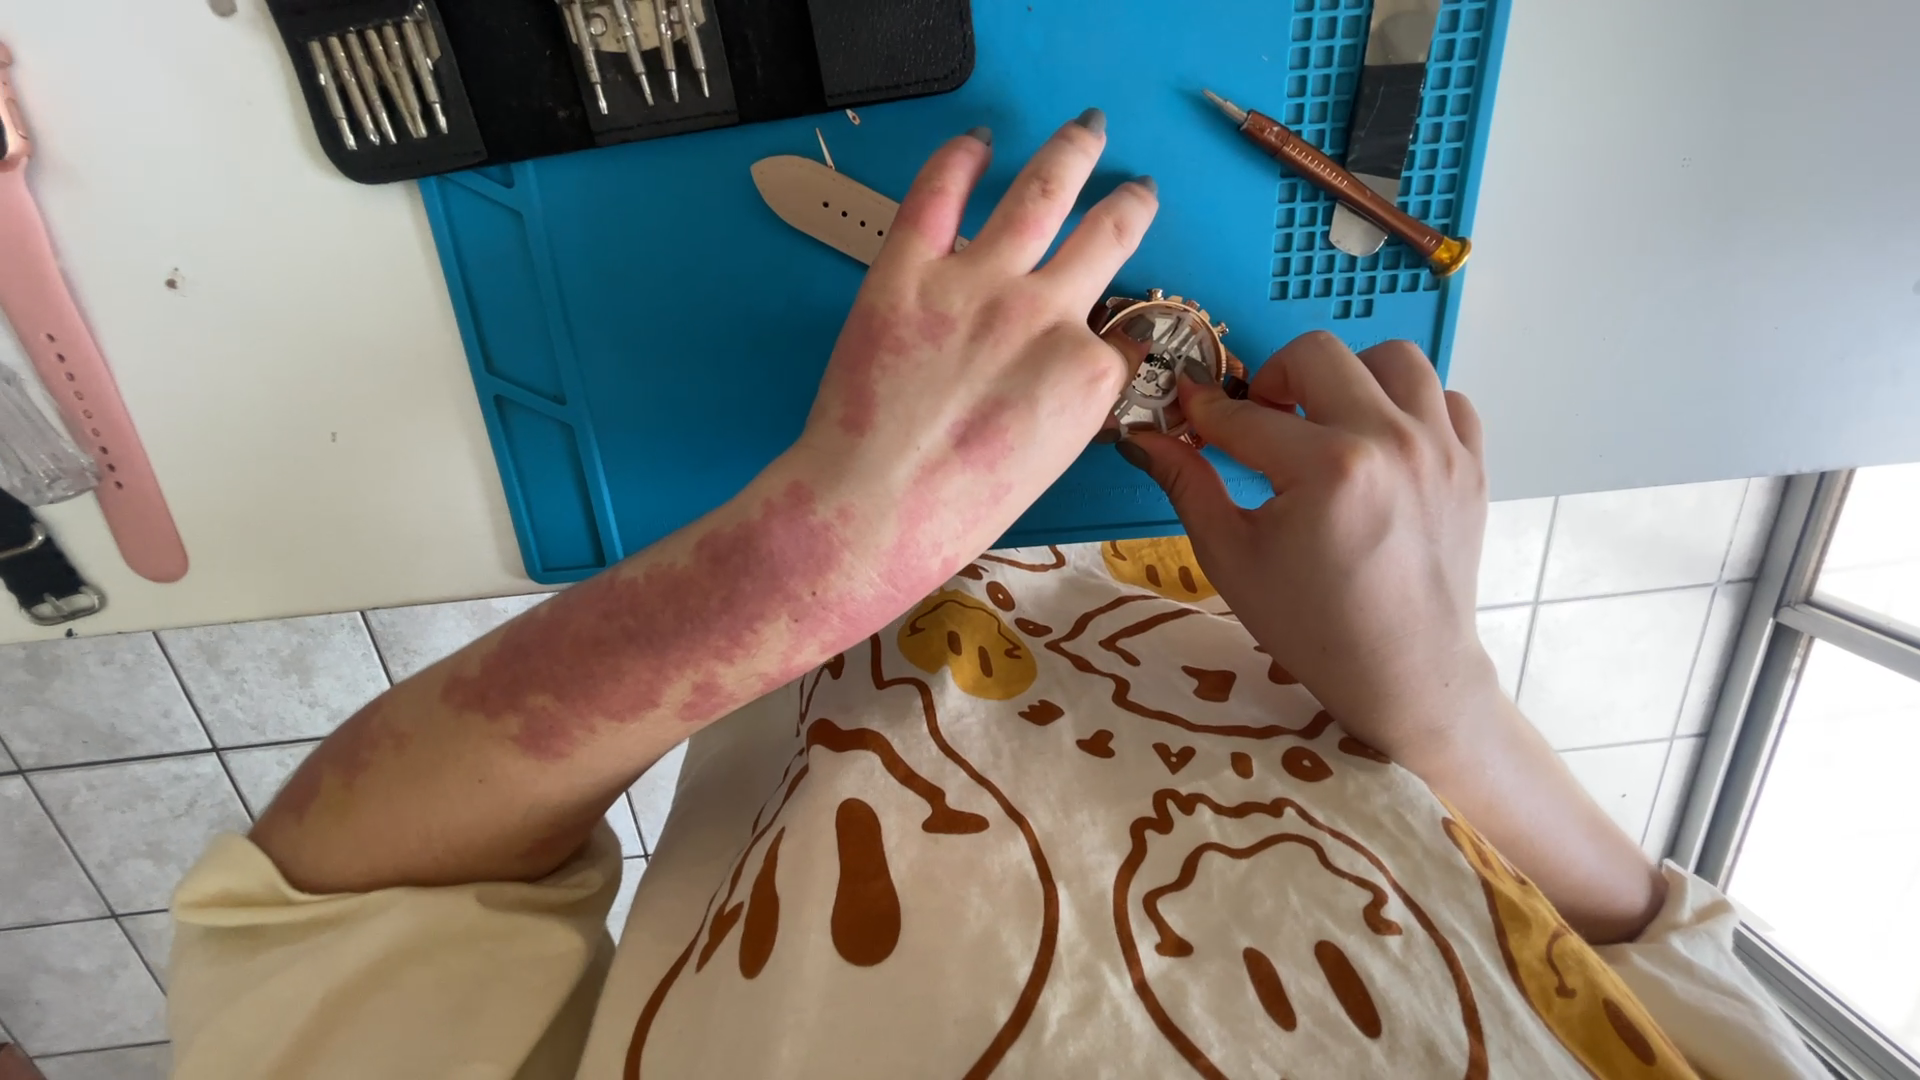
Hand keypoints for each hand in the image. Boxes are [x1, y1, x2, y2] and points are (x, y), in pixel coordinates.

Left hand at [784, 112, 1157, 608]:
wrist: (873, 511)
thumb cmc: (955, 512)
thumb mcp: (1043, 465)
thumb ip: (1066, 403)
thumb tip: (1073, 363)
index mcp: (1085, 376)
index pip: (1120, 331)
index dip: (1117, 323)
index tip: (1108, 315)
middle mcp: (1044, 314)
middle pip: (1108, 235)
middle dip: (1131, 206)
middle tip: (1138, 188)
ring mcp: (978, 283)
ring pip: (1043, 190)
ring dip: (1073, 151)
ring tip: (1086, 130)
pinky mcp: (908, 269)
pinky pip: (940, 191)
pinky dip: (961, 157)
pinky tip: (977, 143)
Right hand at [1120, 331, 1497, 762]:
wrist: (1402, 671)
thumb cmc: (1307, 623)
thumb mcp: (1229, 556)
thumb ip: (1186, 484)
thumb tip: (1144, 438)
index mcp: (1327, 469)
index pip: (1244, 415)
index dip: (1203, 412)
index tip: (1188, 412)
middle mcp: (1391, 441)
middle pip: (1318, 354)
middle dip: (1271, 378)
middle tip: (1257, 421)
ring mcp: (1442, 447)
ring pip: (1392, 357)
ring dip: (1345, 377)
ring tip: (1322, 422)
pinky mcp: (1471, 462)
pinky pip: (1442, 395)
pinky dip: (1403, 403)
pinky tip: (1375, 442)